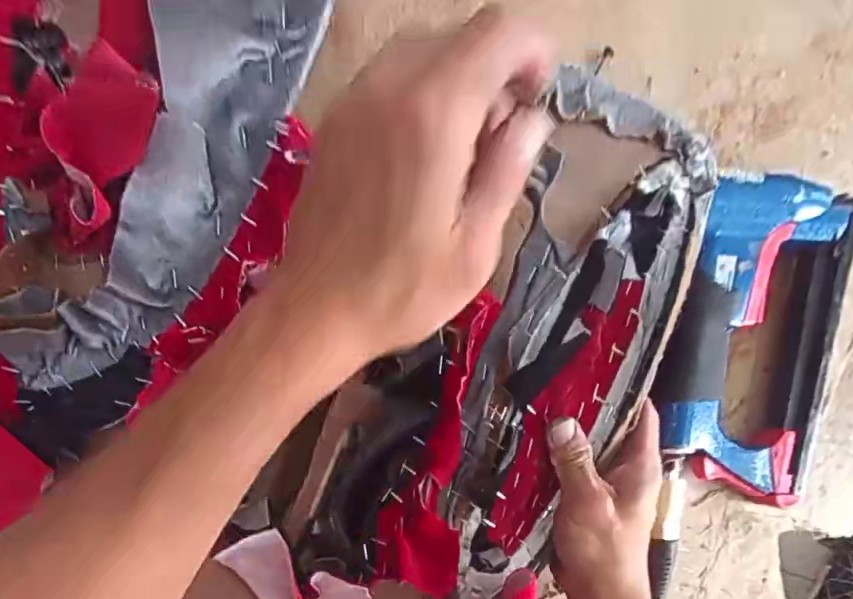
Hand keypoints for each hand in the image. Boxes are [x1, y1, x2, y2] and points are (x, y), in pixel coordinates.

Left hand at [273, 7, 555, 363]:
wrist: (316, 312)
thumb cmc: (400, 293)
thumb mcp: (473, 249)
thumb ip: (508, 173)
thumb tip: (531, 122)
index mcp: (435, 113)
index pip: (499, 33)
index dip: (532, 53)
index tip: (536, 99)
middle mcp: (390, 87)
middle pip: (460, 40)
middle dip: (493, 77)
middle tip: (497, 146)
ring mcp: (354, 101)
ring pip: (421, 56)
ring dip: (454, 88)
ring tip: (459, 156)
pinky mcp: (333, 123)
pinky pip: (387, 83)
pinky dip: (416, 101)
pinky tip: (418, 159)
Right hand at [549, 402, 659, 598]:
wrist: (600, 597)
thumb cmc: (604, 551)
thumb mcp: (588, 501)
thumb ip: (575, 461)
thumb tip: (562, 422)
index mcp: (640, 466)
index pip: (641, 413)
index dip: (623, 388)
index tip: (595, 367)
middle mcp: (627, 472)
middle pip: (609, 430)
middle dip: (584, 411)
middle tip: (553, 387)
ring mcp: (607, 489)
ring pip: (587, 452)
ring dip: (566, 439)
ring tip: (538, 412)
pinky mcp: (587, 504)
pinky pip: (572, 475)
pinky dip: (556, 464)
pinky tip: (532, 452)